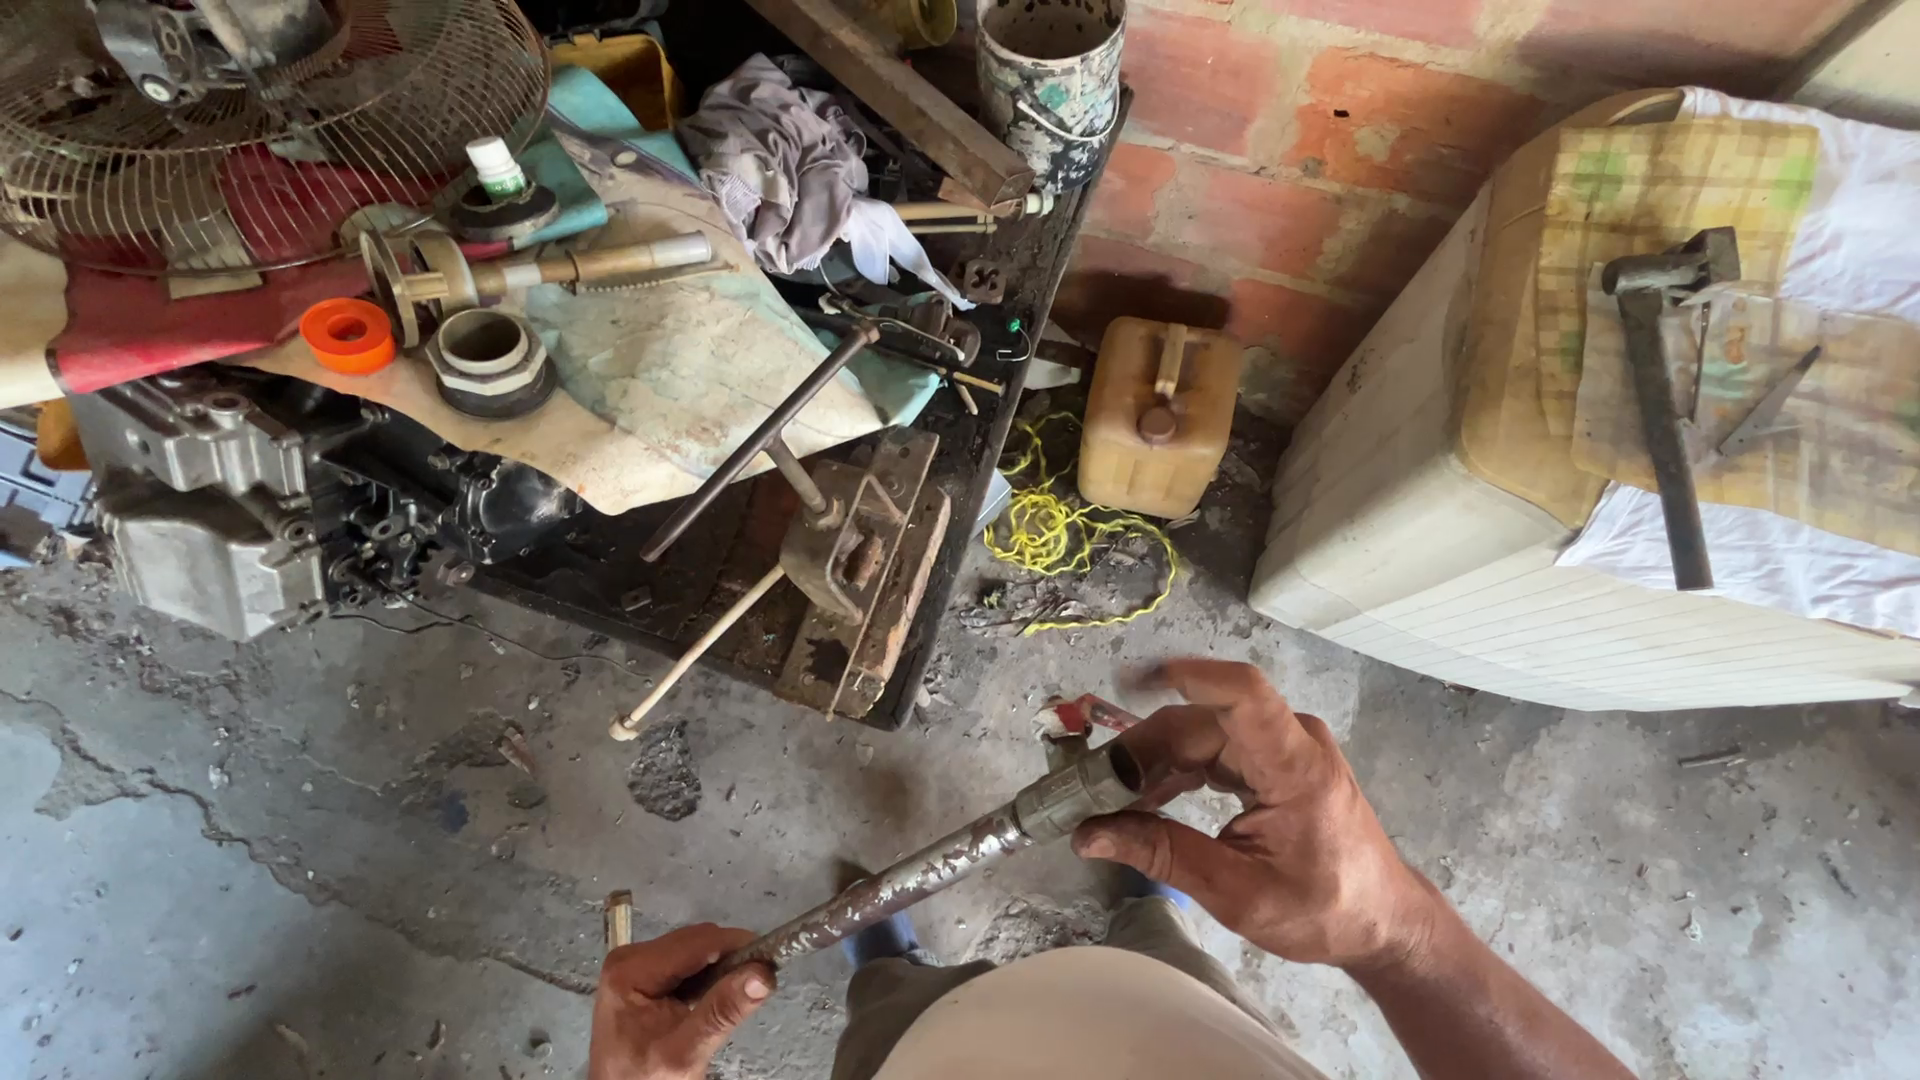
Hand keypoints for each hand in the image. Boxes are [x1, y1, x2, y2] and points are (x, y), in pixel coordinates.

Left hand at [587, 924, 774, 1079]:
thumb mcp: (684, 1055)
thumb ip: (721, 1013)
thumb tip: (763, 974)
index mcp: (631, 970)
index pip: (698, 942)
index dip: (737, 946)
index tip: (769, 962)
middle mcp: (630, 956)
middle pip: (697, 941)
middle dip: (729, 957)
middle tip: (756, 982)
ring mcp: (635, 963)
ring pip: (696, 947)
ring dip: (720, 965)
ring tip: (736, 993)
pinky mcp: (643, 972)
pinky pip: (687, 960)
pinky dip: (707, 973)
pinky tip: (714, 996)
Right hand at [1073, 659, 1439, 971]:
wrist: (1384, 921)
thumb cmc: (1324, 911)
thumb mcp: (1238, 894)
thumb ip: (1163, 855)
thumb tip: (1087, 835)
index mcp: (1294, 767)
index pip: (1243, 694)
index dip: (1187, 676)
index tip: (1129, 681)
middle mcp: (1290, 738)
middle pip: (1201, 719)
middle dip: (1143, 749)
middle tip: (1096, 788)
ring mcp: (1281, 743)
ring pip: (1199, 730)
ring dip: (1153, 760)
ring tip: (1113, 797)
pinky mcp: (1272, 755)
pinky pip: (1211, 746)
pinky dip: (1176, 768)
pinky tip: (1147, 797)